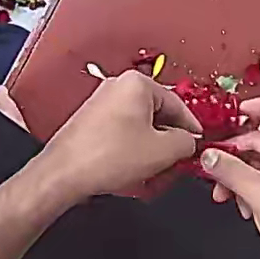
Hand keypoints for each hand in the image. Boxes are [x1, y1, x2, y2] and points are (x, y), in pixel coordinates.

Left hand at [29, 71, 200, 204]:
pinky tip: (132, 168)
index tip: (197, 144)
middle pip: (157, 113)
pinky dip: (132, 147)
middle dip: (168, 139)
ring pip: (140, 124)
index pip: (177, 104)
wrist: (63, 175)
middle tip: (176, 160)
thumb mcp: (163, 151)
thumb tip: (189, 141)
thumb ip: (186, 142)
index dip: (191, 128)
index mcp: (137, 83)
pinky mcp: (91, 120)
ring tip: (153, 169)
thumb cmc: (108, 157)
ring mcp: (102, 102)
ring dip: (151, 146)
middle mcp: (118, 86)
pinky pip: (122, 131)